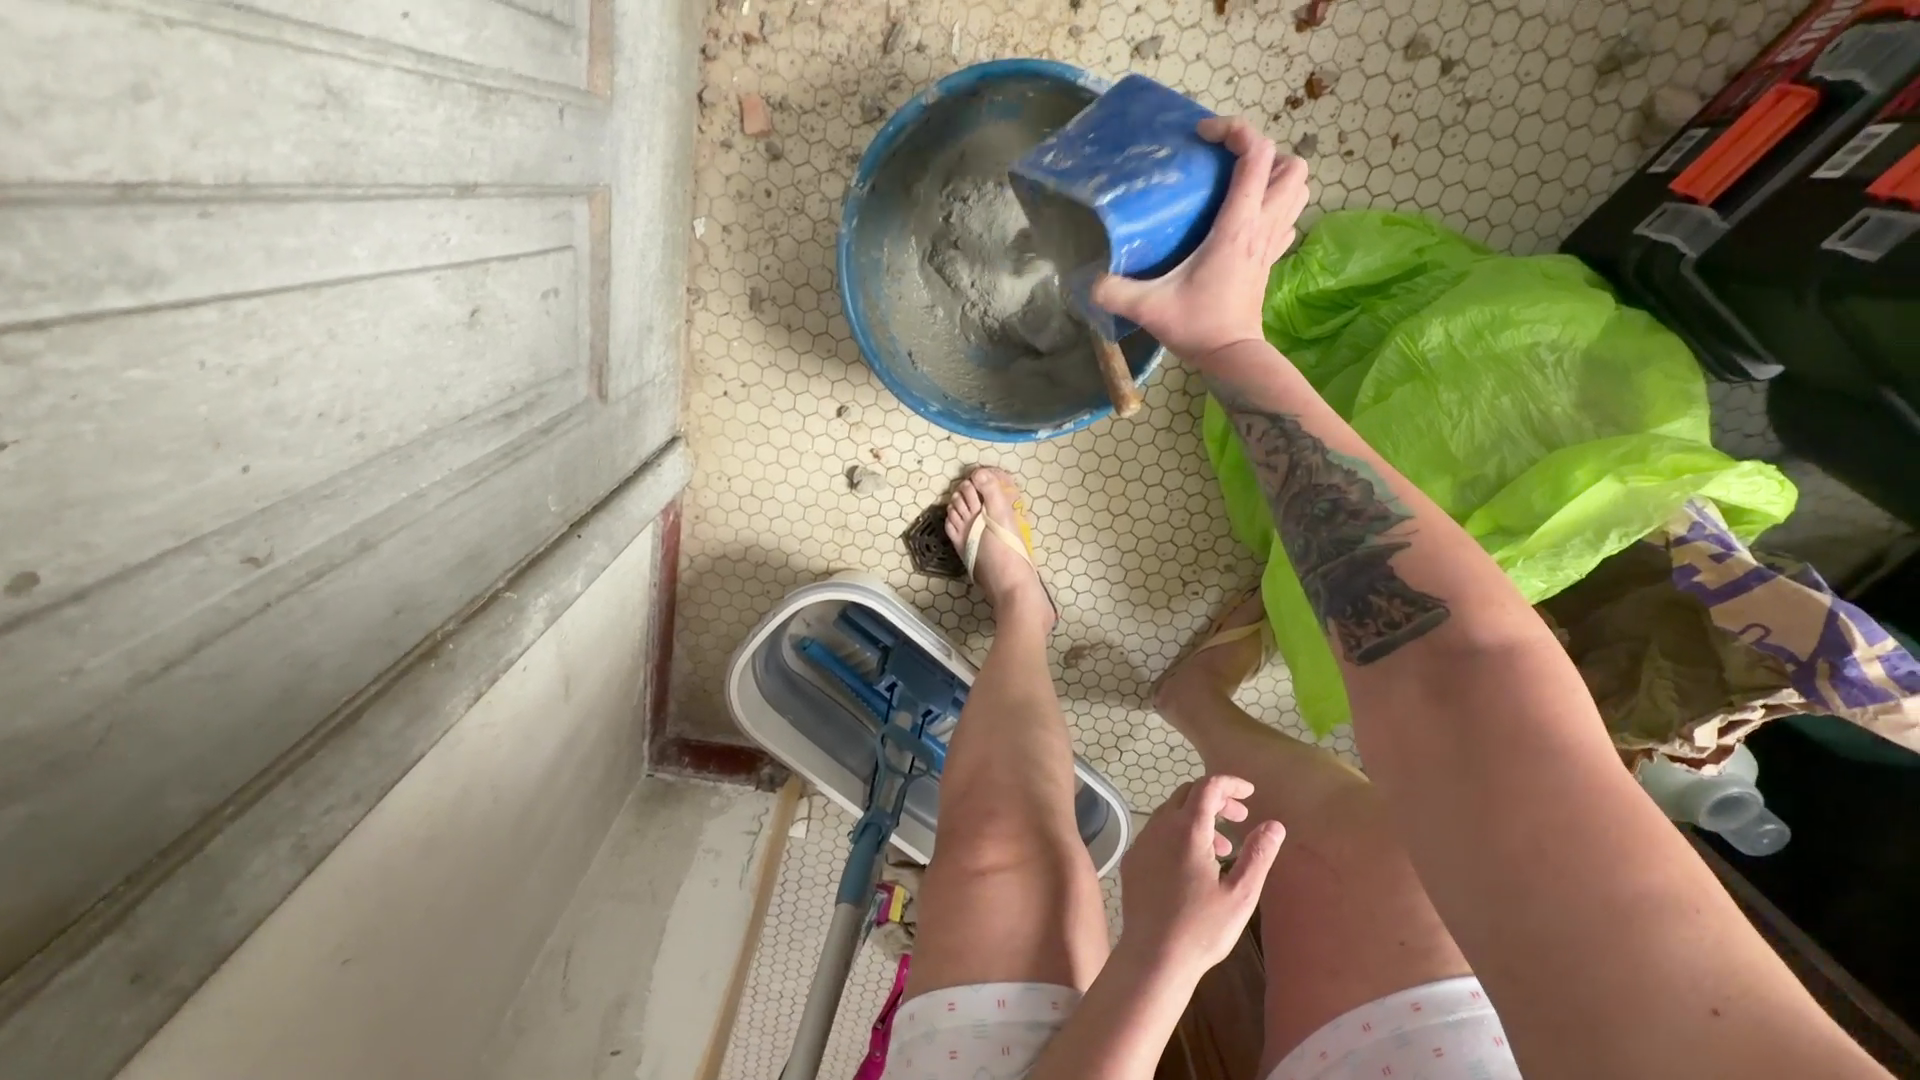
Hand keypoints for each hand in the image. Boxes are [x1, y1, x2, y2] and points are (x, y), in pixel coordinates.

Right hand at [1090, 117, 1309, 368]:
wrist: (1231, 356)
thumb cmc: (1197, 326)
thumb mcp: (1148, 307)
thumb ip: (1114, 291)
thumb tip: (1088, 279)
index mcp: (1237, 225)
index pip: (1256, 155)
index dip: (1235, 130)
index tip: (1203, 135)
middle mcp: (1262, 226)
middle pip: (1291, 165)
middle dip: (1263, 152)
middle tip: (1227, 163)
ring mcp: (1271, 243)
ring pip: (1298, 188)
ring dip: (1276, 176)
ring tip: (1241, 183)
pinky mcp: (1271, 259)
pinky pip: (1288, 217)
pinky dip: (1275, 205)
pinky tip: (1248, 215)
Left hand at [1118, 775, 1285, 976]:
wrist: (1154, 956)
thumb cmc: (1202, 928)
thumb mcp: (1241, 894)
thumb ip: (1258, 854)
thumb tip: (1274, 825)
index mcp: (1187, 830)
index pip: (1208, 787)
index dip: (1230, 783)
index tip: (1250, 793)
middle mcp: (1159, 827)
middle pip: (1187, 794)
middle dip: (1215, 799)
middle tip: (1240, 818)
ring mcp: (1142, 843)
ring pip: (1170, 813)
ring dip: (1198, 818)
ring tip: (1223, 848)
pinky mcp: (1133, 860)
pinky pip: (1157, 832)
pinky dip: (1179, 833)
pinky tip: (1193, 864)